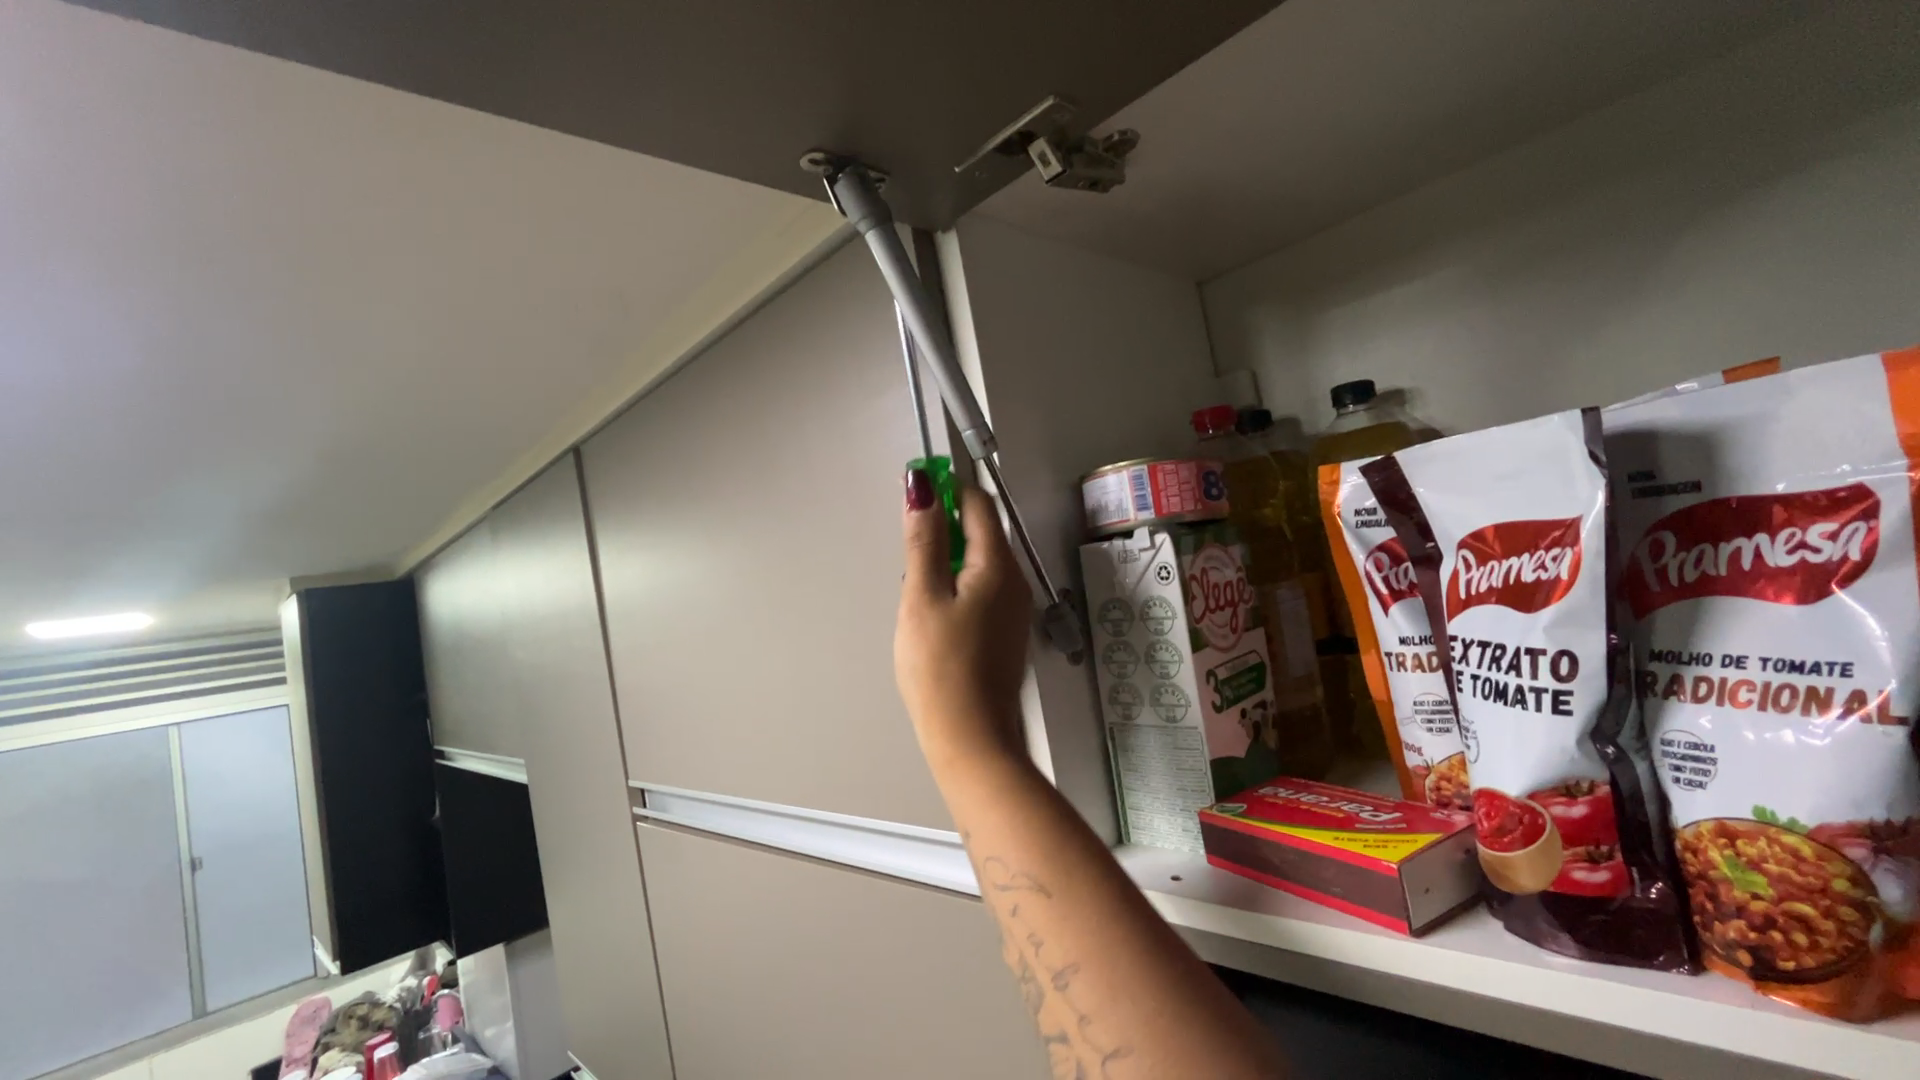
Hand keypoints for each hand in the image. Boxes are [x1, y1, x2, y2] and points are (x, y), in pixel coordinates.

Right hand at [894, 467, 1033, 768]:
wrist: (971, 737)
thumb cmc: (939, 667)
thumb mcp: (922, 597)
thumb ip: (922, 540)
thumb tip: (922, 486)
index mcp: (998, 565)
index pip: (978, 504)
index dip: (946, 490)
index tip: (914, 497)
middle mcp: (1015, 580)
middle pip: (981, 532)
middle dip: (944, 530)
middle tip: (909, 559)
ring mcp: (1014, 608)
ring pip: (979, 563)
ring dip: (947, 561)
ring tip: (917, 594)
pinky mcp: (1005, 631)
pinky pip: (982, 589)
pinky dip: (957, 586)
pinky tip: (934, 616)